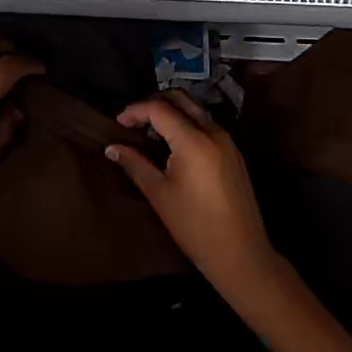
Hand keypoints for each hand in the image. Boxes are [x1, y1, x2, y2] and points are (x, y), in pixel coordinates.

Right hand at [107, 91, 280, 293]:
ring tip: (151, 133)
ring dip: (171, 112)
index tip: (118, 123)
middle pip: (180, 98)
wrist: (240, 253)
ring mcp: (227, 141)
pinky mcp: (233, 152)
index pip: (159, 108)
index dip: (135, 110)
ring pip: (195, 109)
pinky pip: (206, 124)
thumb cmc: (194, 226)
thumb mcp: (159, 194)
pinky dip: (186, 124)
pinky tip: (173, 146)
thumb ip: (135, 164)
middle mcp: (213, 132)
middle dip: (154, 103)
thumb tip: (111, 148)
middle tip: (134, 122)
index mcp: (193, 140)